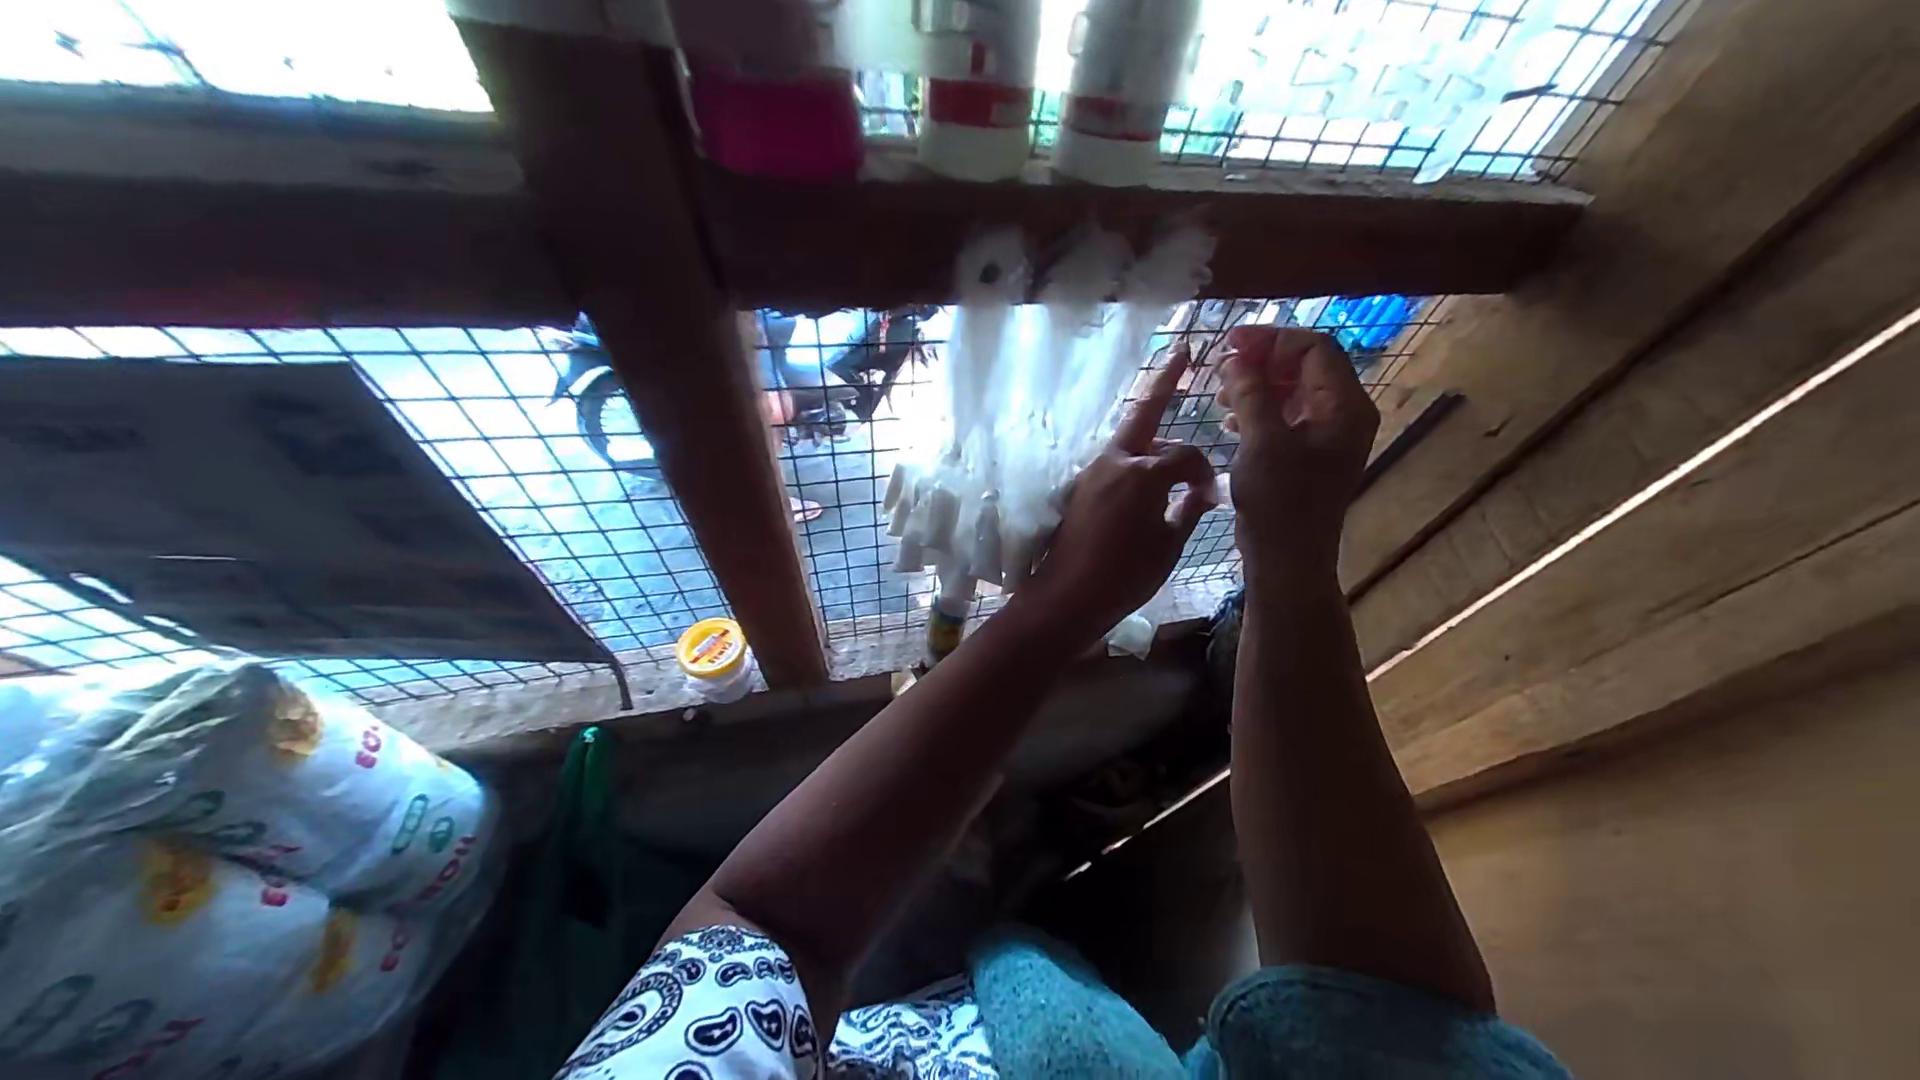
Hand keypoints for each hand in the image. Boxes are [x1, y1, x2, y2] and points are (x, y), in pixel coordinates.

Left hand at [1018, 343, 1218, 643]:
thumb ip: (1187, 511)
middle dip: (1166, 382)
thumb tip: (1201, 494)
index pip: (1186, 455)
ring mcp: (1092, 472)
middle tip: (1183, 352)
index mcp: (1142, 473)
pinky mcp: (1080, 488)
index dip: (1204, 472)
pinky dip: (1133, 455)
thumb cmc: (1124, 576)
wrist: (1066, 597)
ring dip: (1150, 429)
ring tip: (1170, 410)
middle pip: (1146, 415)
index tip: (1211, 496)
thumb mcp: (1168, 545)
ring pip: (1128, 439)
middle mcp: (1114, 462)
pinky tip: (1144, 464)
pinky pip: (1113, 461)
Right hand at [1217, 327, 1377, 572]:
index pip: (1315, 348)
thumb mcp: (1262, 442)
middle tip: (1222, 367)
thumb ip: (1251, 393)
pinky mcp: (1306, 454)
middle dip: (1262, 361)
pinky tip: (1231, 420)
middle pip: (1305, 366)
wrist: (1287, 557)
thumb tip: (1237, 356)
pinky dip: (1258, 410)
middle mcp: (1342, 415)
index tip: (1230, 343)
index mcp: (1344, 407)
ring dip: (1256, 385)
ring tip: (1221, 394)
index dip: (1272, 339)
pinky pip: (1285, 416)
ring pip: (1292, 390)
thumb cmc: (1279, 501)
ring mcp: (1325, 436)